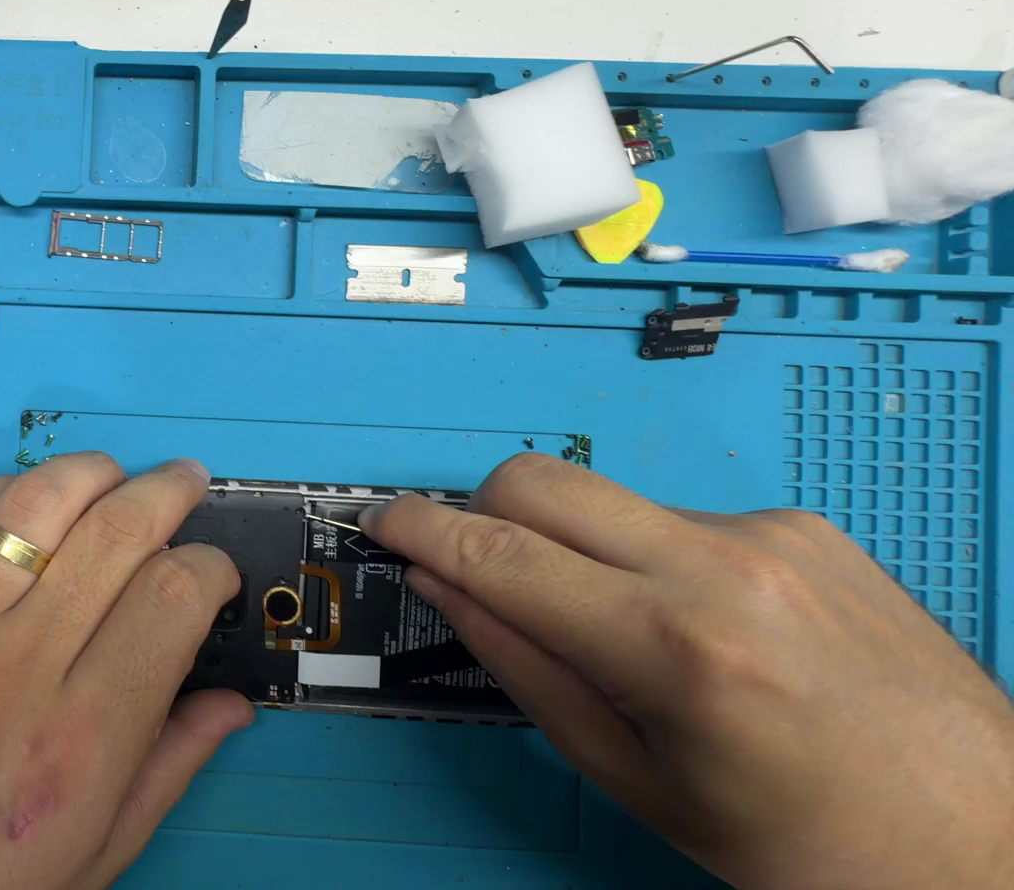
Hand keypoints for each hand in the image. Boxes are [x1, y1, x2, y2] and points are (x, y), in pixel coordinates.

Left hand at [0, 454, 250, 889]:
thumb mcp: (107, 844)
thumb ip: (176, 762)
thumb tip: (231, 705)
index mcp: (86, 734)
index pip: (172, 598)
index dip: (211, 568)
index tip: (213, 574)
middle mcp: (22, 665)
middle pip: (115, 531)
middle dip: (168, 491)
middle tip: (186, 484)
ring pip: (34, 504)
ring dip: (89, 471)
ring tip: (117, 475)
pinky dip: (0, 489)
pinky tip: (29, 499)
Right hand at [365, 454, 1013, 889]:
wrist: (1008, 851)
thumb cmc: (799, 846)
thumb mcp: (630, 777)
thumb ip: (518, 664)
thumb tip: (440, 583)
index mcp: (676, 648)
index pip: (499, 554)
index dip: (420, 529)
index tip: (380, 520)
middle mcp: (723, 565)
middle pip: (534, 480)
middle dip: (478, 513)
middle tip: (482, 572)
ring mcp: (770, 533)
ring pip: (596, 495)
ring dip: (563, 540)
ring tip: (612, 618)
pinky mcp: (801, 522)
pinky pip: (665, 513)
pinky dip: (638, 552)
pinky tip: (693, 616)